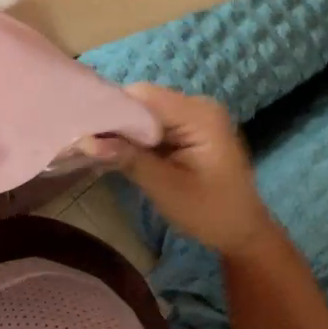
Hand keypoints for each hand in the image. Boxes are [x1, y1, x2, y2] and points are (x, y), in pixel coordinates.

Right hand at [82, 84, 281, 258]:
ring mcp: (195, 116)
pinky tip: (122, 153)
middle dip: (116, 120)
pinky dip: (137, 137)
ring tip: (101, 149)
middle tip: (89, 144)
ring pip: (146, 111)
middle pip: (143, 100)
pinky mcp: (190, 129)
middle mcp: (198, 106)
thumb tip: (84, 140)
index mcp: (199, 114)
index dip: (112, 109)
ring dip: (125, 130)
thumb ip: (127, 158)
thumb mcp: (165, 187)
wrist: (243, 233)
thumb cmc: (209, 212)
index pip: (143, 95)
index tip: (85, 132)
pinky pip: (155, 123)